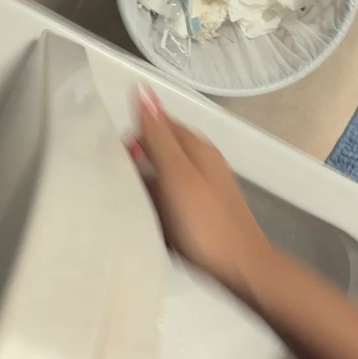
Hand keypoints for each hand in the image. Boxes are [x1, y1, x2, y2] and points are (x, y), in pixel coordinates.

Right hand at [130, 87, 277, 298]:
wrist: (241, 269)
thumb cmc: (205, 222)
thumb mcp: (176, 174)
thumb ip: (158, 135)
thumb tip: (142, 89)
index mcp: (195, 146)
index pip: (156, 123)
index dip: (132, 138)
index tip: (116, 163)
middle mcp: (201, 159)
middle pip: (159, 149)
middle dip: (137, 163)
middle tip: (123, 189)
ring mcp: (203, 185)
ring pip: (163, 175)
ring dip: (146, 187)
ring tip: (134, 208)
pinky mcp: (202, 209)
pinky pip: (170, 197)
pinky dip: (158, 205)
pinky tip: (152, 222)